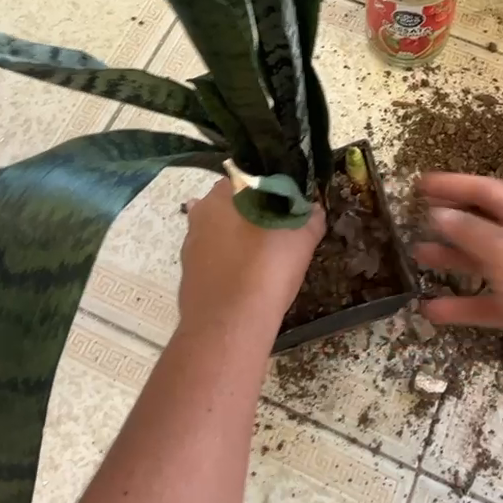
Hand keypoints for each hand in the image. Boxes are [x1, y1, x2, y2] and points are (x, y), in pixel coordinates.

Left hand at [177, 178, 324, 336]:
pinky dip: (229, 262)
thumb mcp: (301, 239)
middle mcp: (201, 212)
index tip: (287, 206)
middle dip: (254, 213)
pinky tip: (247, 277)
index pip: (249, 176)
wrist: (229, 326)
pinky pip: (214, 258)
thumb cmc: (265, 269)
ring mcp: (190, 244)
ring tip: (265, 258)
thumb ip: (310, 217)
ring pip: (221, 231)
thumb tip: (314, 209)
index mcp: (224, 193)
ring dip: (240, 238)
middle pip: (233, 204)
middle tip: (280, 230)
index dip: (271, 189)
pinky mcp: (188, 273)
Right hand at [414, 172, 502, 396]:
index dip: (455, 185)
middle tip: (419, 218)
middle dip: (453, 222)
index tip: (423, 185)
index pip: (488, 191)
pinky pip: (488, 300)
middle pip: (486, 224)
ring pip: (485, 261)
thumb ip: (470, 231)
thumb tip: (442, 215)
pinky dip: (463, 304)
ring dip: (453, 258)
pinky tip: (433, 309)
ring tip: (420, 256)